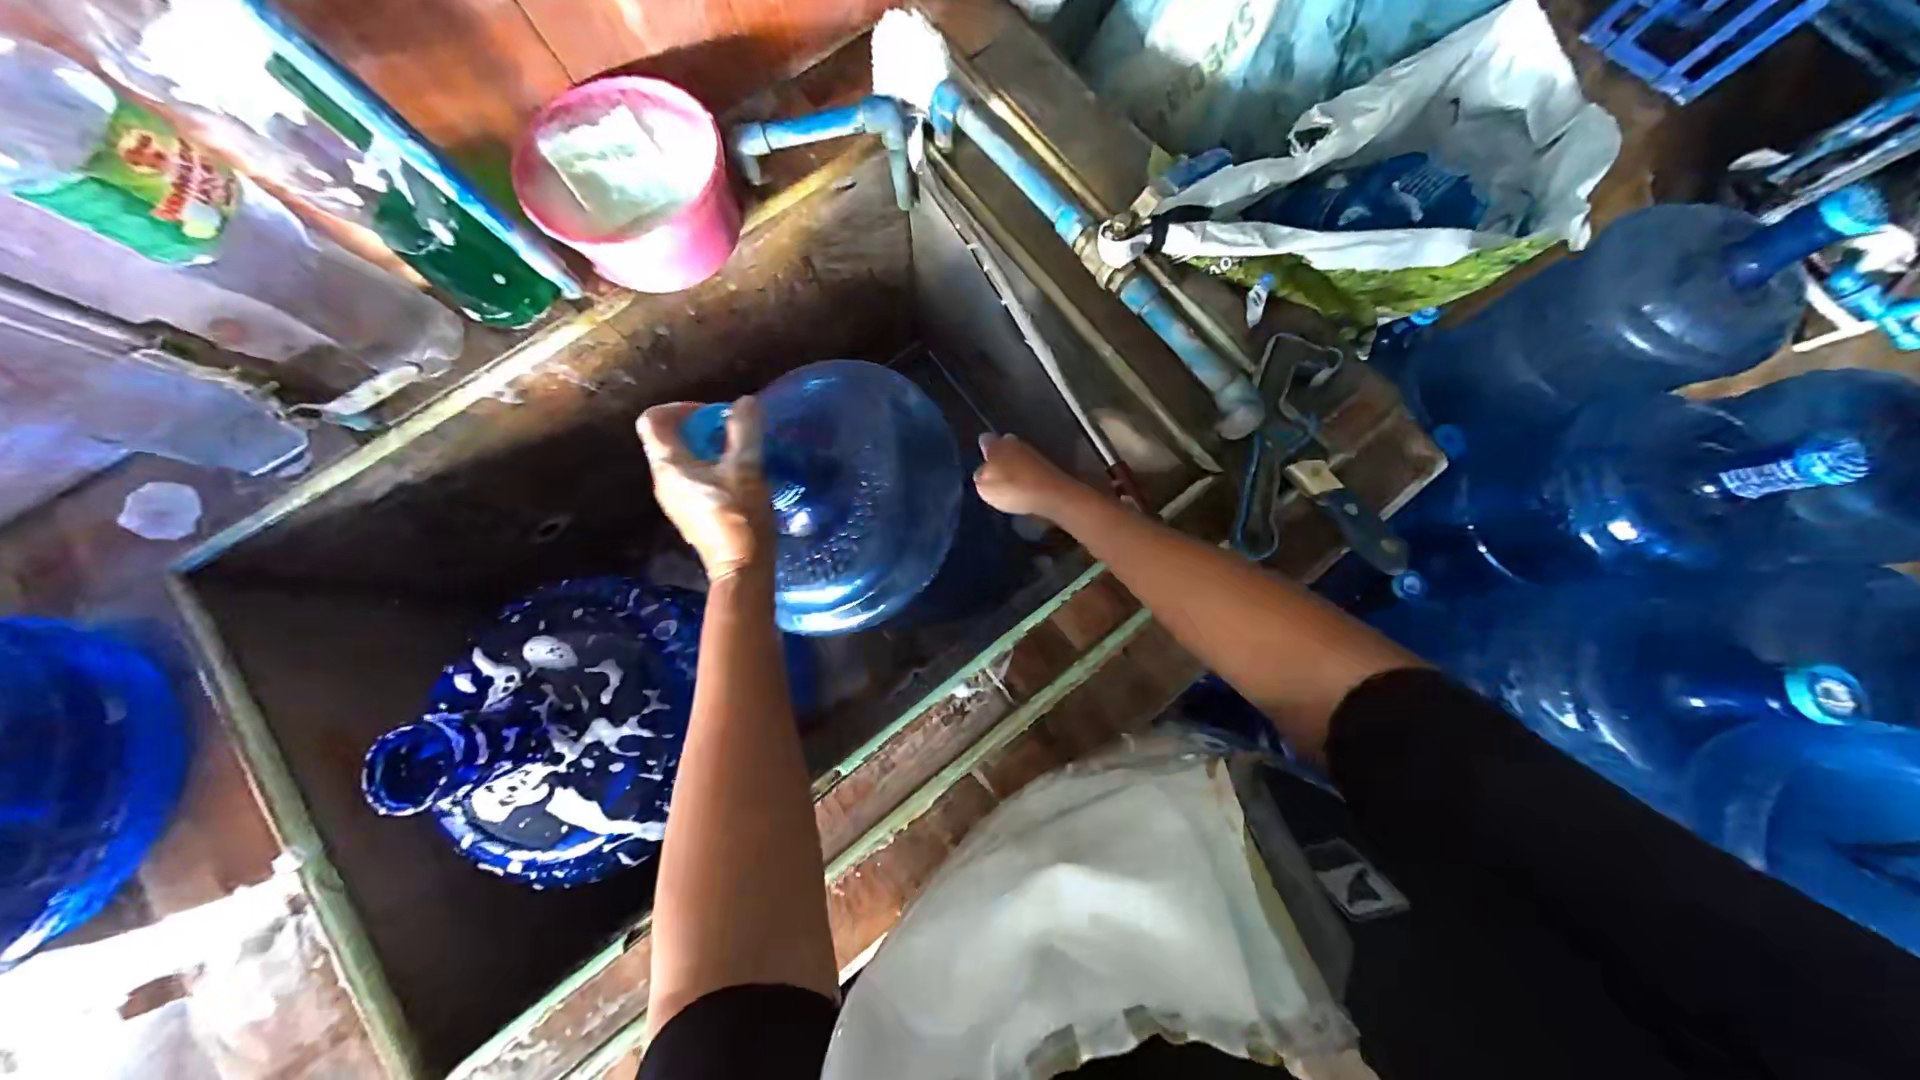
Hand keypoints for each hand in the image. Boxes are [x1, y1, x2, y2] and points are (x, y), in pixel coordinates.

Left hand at [637, 398, 772, 582]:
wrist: (740, 568)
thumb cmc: (741, 517)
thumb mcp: (747, 469)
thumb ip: (745, 430)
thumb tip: (745, 402)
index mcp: (669, 466)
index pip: (652, 419)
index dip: (680, 407)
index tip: (712, 414)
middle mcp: (662, 480)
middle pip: (667, 438)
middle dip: (698, 426)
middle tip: (731, 431)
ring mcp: (672, 500)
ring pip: (679, 459)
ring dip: (705, 447)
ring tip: (737, 454)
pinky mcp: (687, 513)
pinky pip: (689, 478)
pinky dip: (707, 468)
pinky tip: (734, 479)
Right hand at [973, 433, 1092, 521]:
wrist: (1052, 495)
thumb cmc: (1013, 488)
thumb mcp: (984, 487)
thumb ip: (980, 476)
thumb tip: (982, 472)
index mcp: (997, 445)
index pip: (985, 440)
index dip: (982, 448)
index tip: (981, 457)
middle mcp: (1015, 444)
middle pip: (1004, 445)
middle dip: (1000, 454)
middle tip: (994, 470)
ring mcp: (1033, 454)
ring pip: (1018, 456)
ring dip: (1014, 465)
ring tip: (1008, 482)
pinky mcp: (1046, 467)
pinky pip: (1029, 468)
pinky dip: (1025, 475)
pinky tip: (1023, 487)